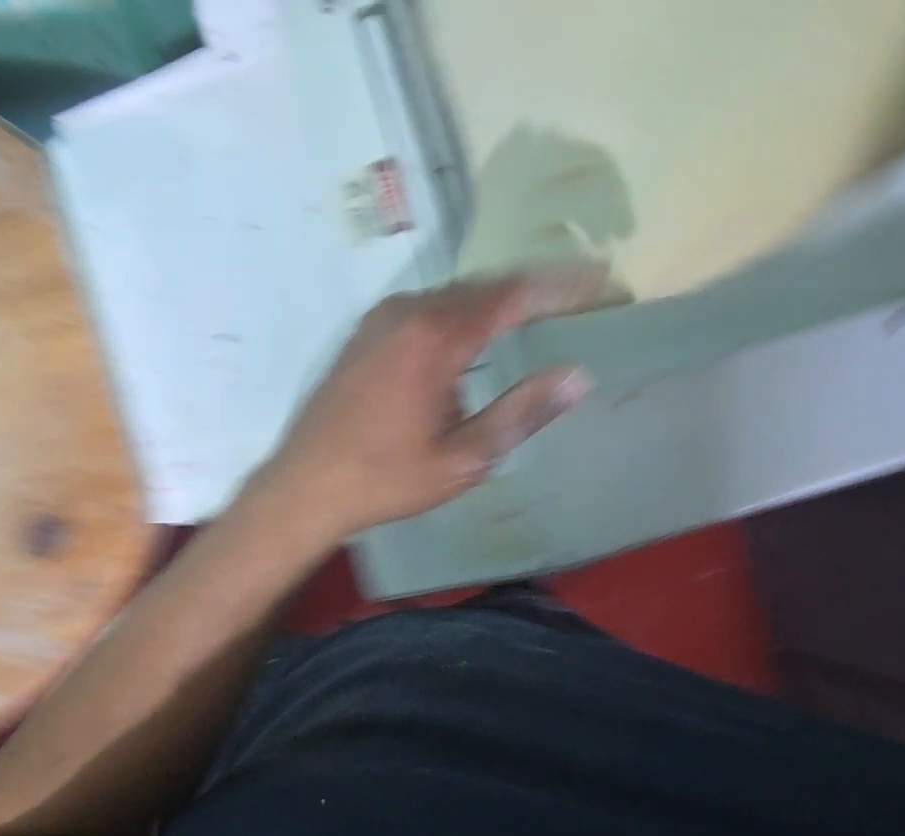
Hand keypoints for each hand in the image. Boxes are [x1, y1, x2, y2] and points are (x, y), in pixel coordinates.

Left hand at [250, 267, 607, 542]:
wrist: (304, 486)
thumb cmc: (387, 478)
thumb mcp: (465, 458)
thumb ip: (522, 412)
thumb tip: (577, 376)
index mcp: (436, 337)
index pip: (513, 295)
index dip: (560, 286)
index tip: (600, 281)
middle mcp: (408, 313)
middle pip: (484, 289)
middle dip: (533, 291)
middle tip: (577, 298)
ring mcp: (381, 320)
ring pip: (453, 297)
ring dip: (496, 303)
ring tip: (539, 313)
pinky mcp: (366, 335)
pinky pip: (427, 310)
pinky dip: (461, 314)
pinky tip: (478, 335)